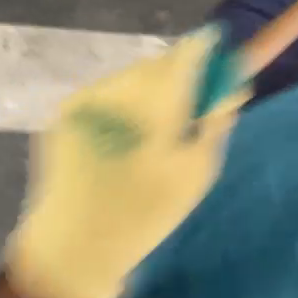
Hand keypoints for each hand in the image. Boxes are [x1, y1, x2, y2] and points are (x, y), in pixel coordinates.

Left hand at [4, 28, 246, 297]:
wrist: (72, 246)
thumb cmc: (144, 215)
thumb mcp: (196, 174)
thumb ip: (215, 121)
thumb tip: (230, 84)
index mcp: (152, 106)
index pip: (186, 54)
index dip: (205, 50)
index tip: (217, 59)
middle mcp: (116, 90)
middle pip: (158, 64)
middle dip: (177, 75)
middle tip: (189, 104)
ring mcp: (86, 97)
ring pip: (132, 76)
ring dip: (149, 89)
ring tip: (154, 126)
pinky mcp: (66, 108)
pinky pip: (107, 92)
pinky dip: (123, 102)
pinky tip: (124, 133)